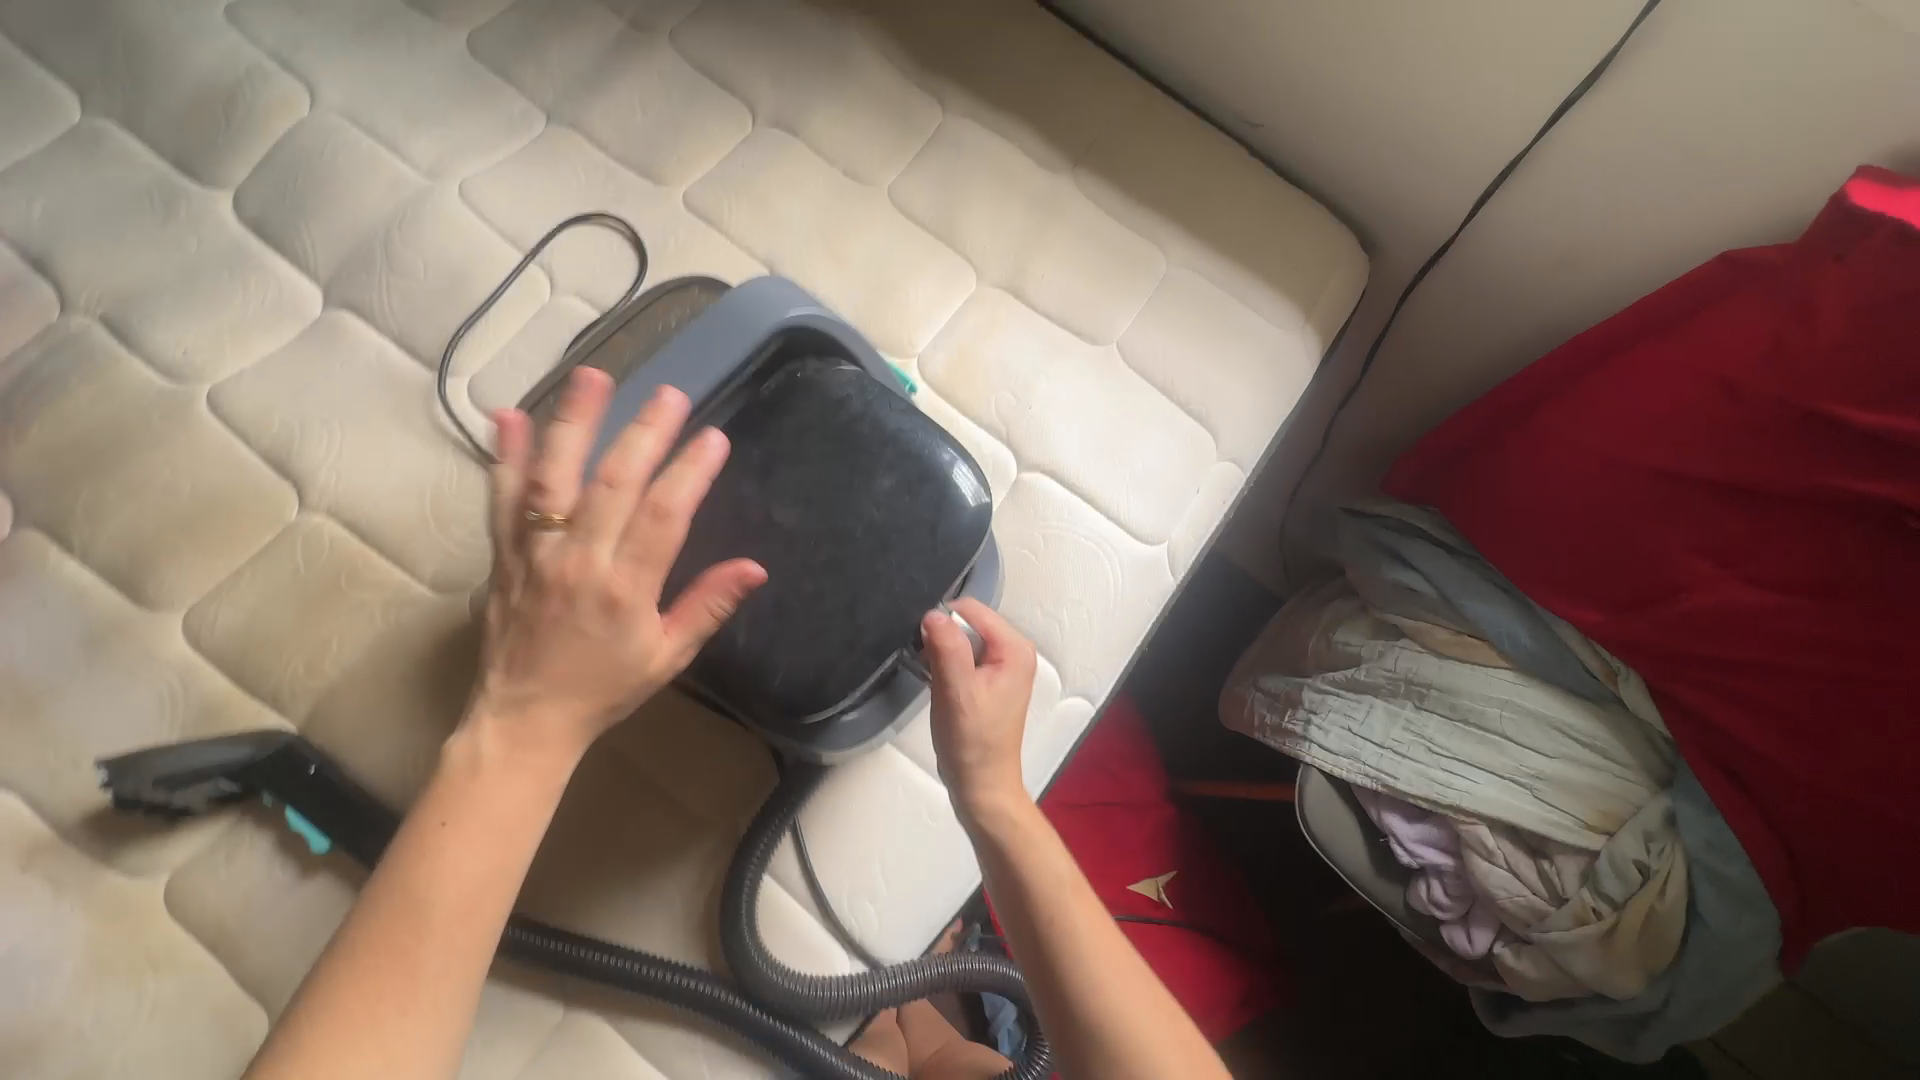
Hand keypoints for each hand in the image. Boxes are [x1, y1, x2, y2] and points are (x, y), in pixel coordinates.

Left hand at [467, 367, 766, 762]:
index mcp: (625, 589)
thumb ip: (708, 606)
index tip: (713, 437)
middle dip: (645, 434)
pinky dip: (504, 456)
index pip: (662, 517)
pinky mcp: (503, 554)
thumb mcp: (668, 656)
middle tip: (670, 394)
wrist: (524, 719)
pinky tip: (508, 414)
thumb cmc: (606, 687)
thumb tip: (755, 567)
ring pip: (553, 478)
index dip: (690, 473)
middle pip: (613, 484)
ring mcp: (534, 553)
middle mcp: (578, 562)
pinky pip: (501, 499)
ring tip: (593, 377)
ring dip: (574, 424)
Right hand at [921, 598, 1037, 818]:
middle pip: (967, 623)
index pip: (971, 609)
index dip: (944, 622)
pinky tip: (940, 688)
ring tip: (935, 681)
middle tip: (928, 668)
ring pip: (961, 640)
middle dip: (942, 639)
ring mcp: (1002, 667)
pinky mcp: (989, 681)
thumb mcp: (956, 691)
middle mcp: (1014, 651)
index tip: (925, 648)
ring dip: (941, 655)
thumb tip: (932, 613)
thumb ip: (947, 647)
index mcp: (1015, 648)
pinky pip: (962, 658)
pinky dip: (946, 667)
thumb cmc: (971, 741)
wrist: (981, 785)